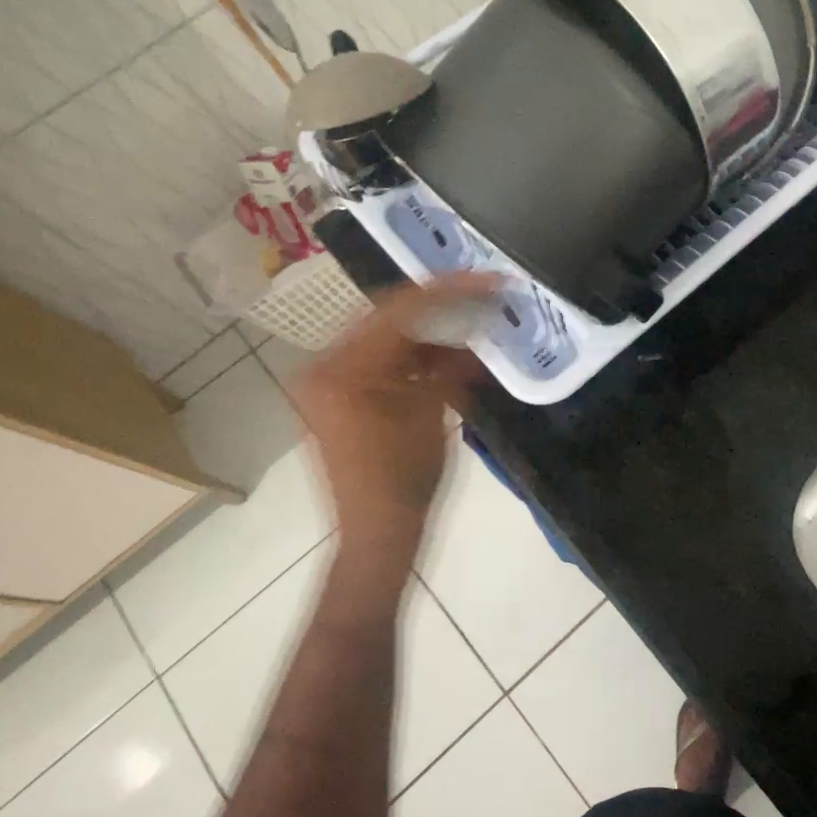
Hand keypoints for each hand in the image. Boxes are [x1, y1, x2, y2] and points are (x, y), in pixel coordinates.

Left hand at [292, 274, 495, 580]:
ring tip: (471, 320)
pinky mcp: (335, 397)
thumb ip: (452, 363)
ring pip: (384, 337)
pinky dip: (412, 356)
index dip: (451, 291)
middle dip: (439, 305)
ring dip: (427, 330)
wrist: (376, 535)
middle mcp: (324, 366)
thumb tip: (478, 324)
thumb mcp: (434, 413)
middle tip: (483, 293)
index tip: (492, 281)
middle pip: (388, 317)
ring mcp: (325, 382)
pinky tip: (446, 353)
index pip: (400, 310)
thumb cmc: (405, 479)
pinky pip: (377, 360)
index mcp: (342, 368)